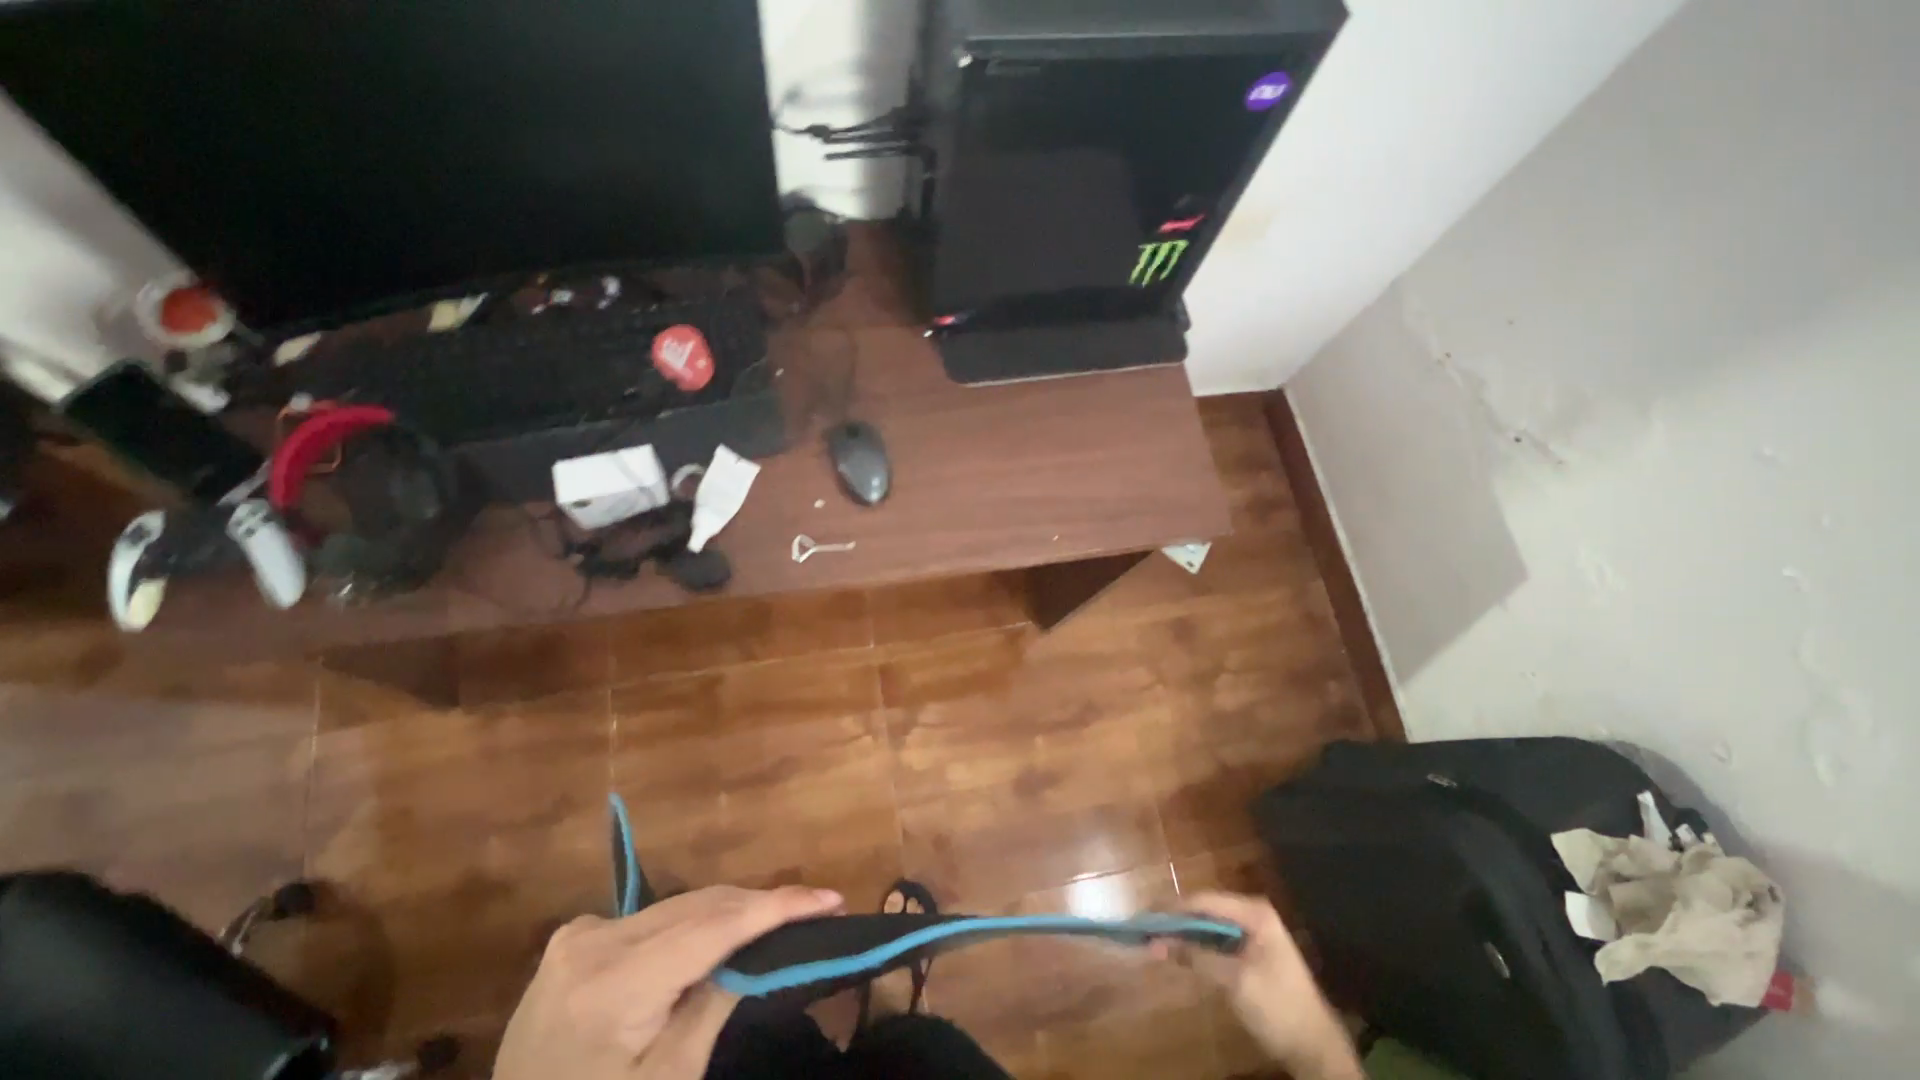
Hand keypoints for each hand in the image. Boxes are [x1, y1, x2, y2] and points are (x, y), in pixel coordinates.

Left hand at [493, 885, 843, 1079]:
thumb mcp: (667, 1079)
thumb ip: (713, 1006)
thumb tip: (761, 951)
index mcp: (615, 981)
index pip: (714, 926)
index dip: (776, 906)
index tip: (831, 898)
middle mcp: (594, 940)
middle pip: (697, 907)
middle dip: (760, 904)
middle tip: (818, 908)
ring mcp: (578, 936)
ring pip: (676, 906)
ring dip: (731, 910)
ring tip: (783, 917)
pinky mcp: (574, 941)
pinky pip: (651, 919)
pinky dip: (694, 921)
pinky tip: (724, 933)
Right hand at [1160, 891, 1363, 1079]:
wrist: (1315, 1046)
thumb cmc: (1278, 1007)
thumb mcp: (1234, 982)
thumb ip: (1196, 957)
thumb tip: (1156, 943)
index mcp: (1254, 914)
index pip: (1203, 901)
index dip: (1171, 910)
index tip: (1143, 919)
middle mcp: (1253, 916)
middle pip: (1204, 911)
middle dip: (1175, 922)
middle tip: (1144, 932)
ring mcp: (1253, 935)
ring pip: (1208, 927)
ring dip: (1183, 935)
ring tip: (1154, 943)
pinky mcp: (1251, 954)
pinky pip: (1217, 943)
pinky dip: (1196, 948)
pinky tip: (1178, 956)